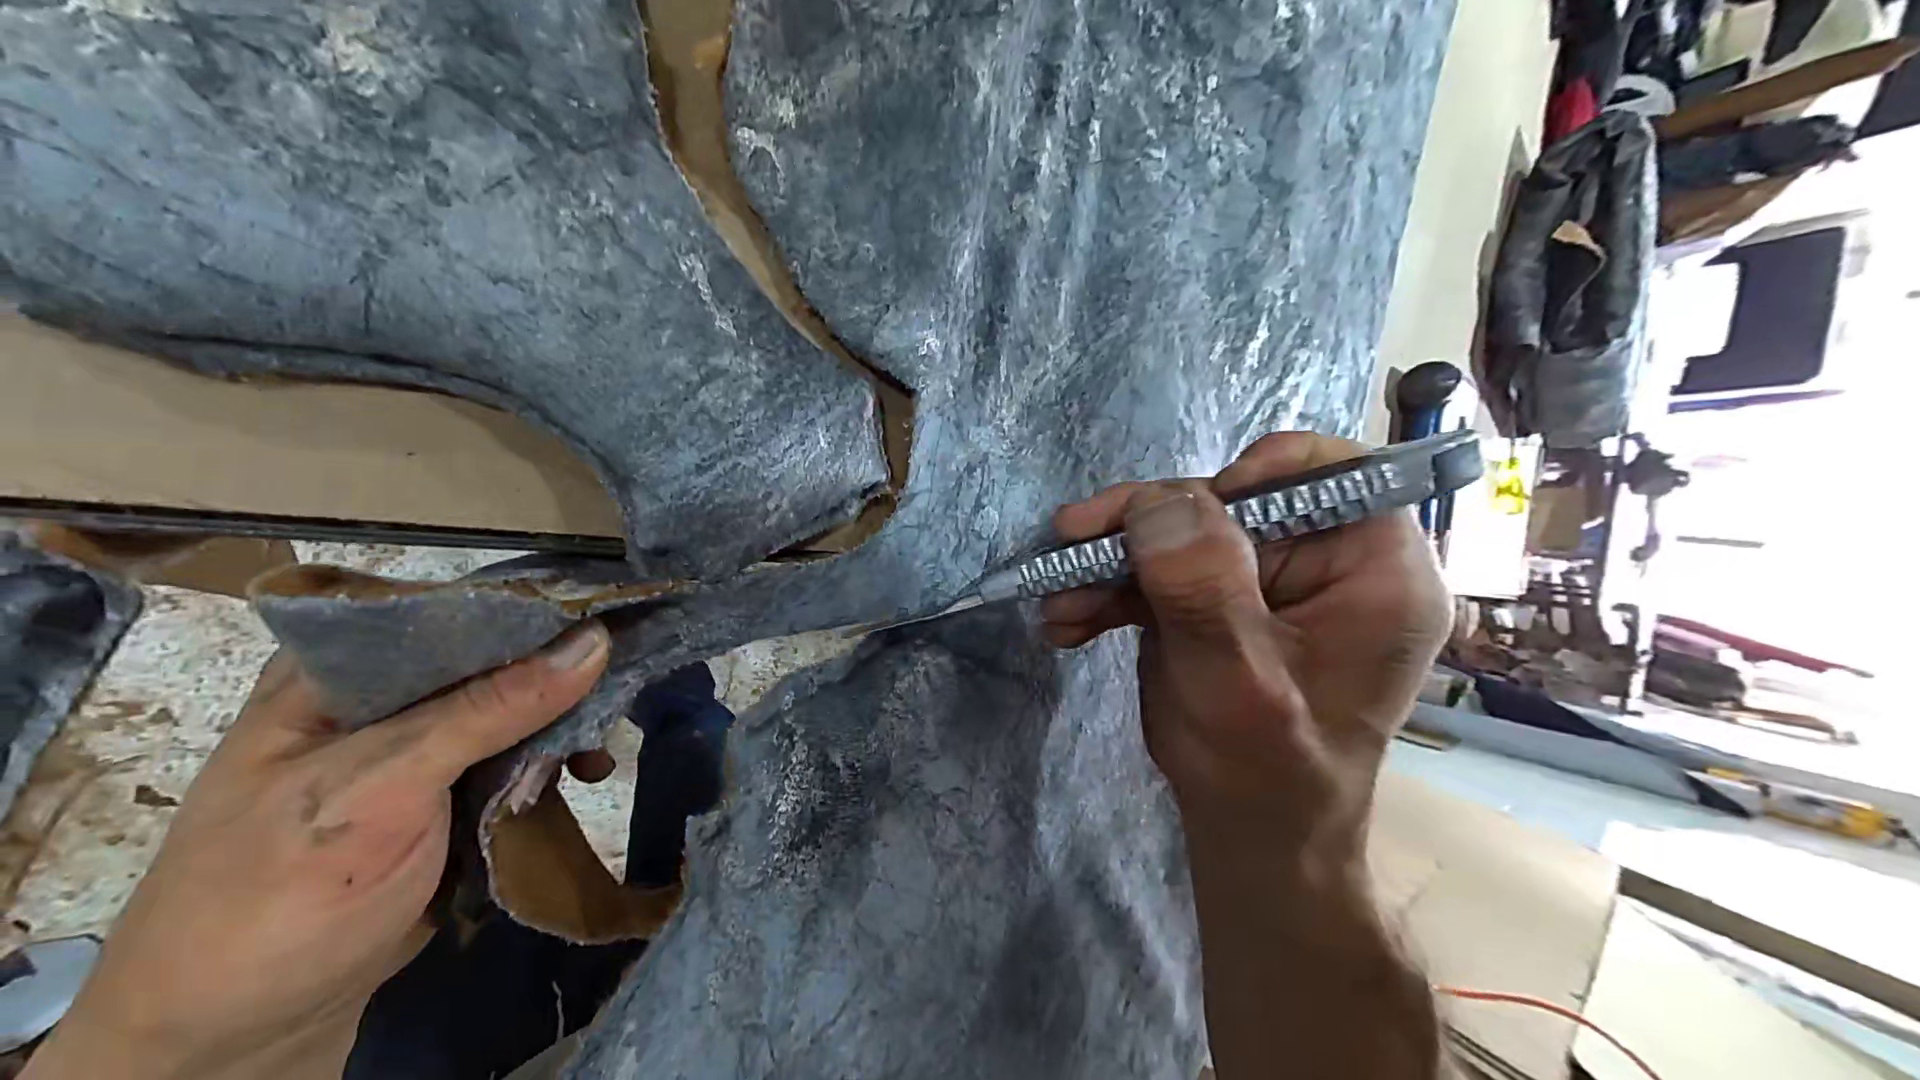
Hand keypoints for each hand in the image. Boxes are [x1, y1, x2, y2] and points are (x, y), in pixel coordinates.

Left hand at [25, 622, 609, 1079]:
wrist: (241, 1036)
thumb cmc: (276, 896)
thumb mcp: (381, 786)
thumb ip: (490, 708)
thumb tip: (596, 640)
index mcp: (341, 671)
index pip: (454, 611)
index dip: (534, 607)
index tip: (611, 606)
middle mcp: (387, 696)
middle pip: (498, 658)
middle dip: (563, 673)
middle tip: (621, 683)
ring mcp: (423, 746)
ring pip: (521, 706)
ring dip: (569, 723)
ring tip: (599, 749)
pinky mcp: (455, 791)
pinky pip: (525, 754)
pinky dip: (560, 761)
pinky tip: (586, 772)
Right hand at [1044, 433, 1453, 1078]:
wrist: (1248, 833)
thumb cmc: (1266, 773)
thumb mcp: (1237, 684)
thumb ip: (1202, 590)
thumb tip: (1155, 499)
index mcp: (1375, 568)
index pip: (1328, 471)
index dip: (1246, 476)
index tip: (1171, 516)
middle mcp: (1325, 558)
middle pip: (1229, 501)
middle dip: (1142, 528)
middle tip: (1071, 542)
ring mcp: (1265, 577)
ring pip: (1181, 533)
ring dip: (1112, 564)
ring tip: (1057, 603)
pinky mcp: (1220, 597)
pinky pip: (1163, 570)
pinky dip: (1112, 591)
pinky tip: (1068, 620)